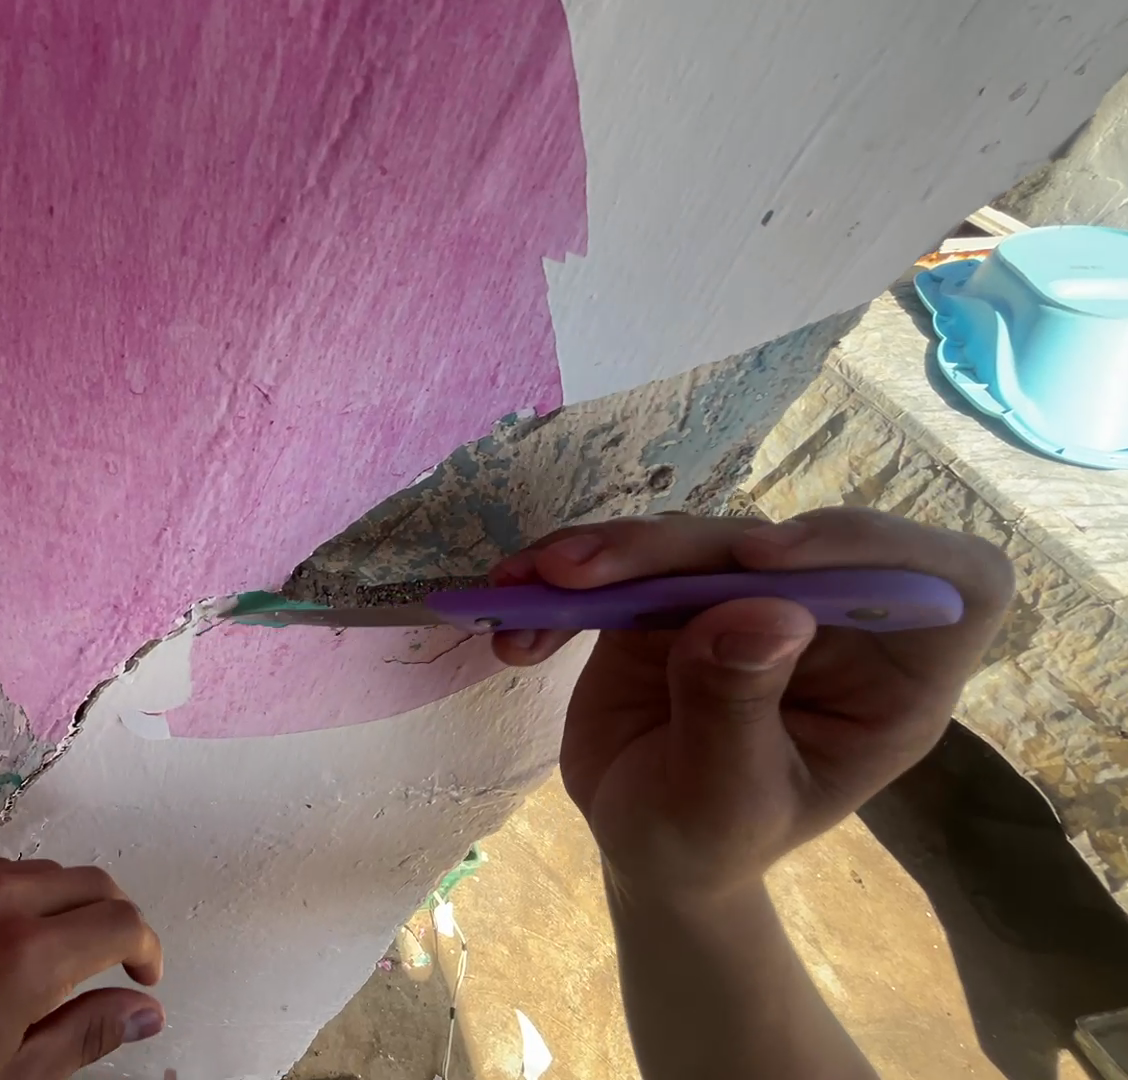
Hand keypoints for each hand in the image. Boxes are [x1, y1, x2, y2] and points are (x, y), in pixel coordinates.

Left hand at [0, 858, 163, 1079]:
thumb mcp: (12, 1076)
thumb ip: (87, 1034)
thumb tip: (145, 1011)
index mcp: (29, 955)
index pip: (122, 921)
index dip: (145, 947)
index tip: (142, 974)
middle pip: (91, 881)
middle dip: (113, 917)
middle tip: (112, 960)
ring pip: (44, 870)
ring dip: (65, 902)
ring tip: (52, 954)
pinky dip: (16, 894)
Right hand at [491, 508, 1012, 901]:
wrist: (638, 838)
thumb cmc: (704, 841)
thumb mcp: (723, 799)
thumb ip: (737, 708)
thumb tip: (762, 611)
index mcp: (884, 679)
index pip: (943, 581)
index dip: (865, 546)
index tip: (761, 559)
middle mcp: (814, 625)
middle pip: (756, 545)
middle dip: (659, 550)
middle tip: (569, 574)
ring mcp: (727, 608)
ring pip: (672, 545)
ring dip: (588, 557)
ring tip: (516, 586)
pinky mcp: (656, 607)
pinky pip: (608, 572)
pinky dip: (551, 590)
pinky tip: (511, 628)